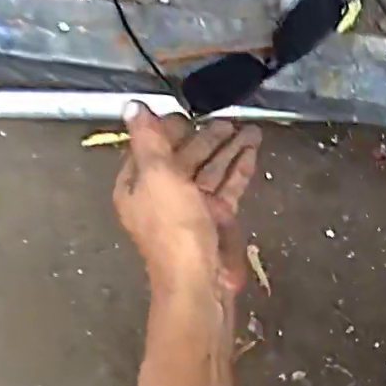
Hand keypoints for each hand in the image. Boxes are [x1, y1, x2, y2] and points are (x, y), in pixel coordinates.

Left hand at [112, 102, 260, 298]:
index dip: (169, 128)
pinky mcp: (218, 219)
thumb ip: (147, 139)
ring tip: (250, 129)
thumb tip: (132, 105)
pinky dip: (240, 168)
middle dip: (208, 137)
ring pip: (212, 169)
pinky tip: (252, 151)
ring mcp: (193, 207)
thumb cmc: (173, 229)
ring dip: (230, 148)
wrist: (199, 280)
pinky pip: (229, 186)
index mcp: (138, 185)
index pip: (152, 147)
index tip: (189, 112)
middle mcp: (164, 194)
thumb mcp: (155, 176)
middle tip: (228, 118)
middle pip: (187, 156)